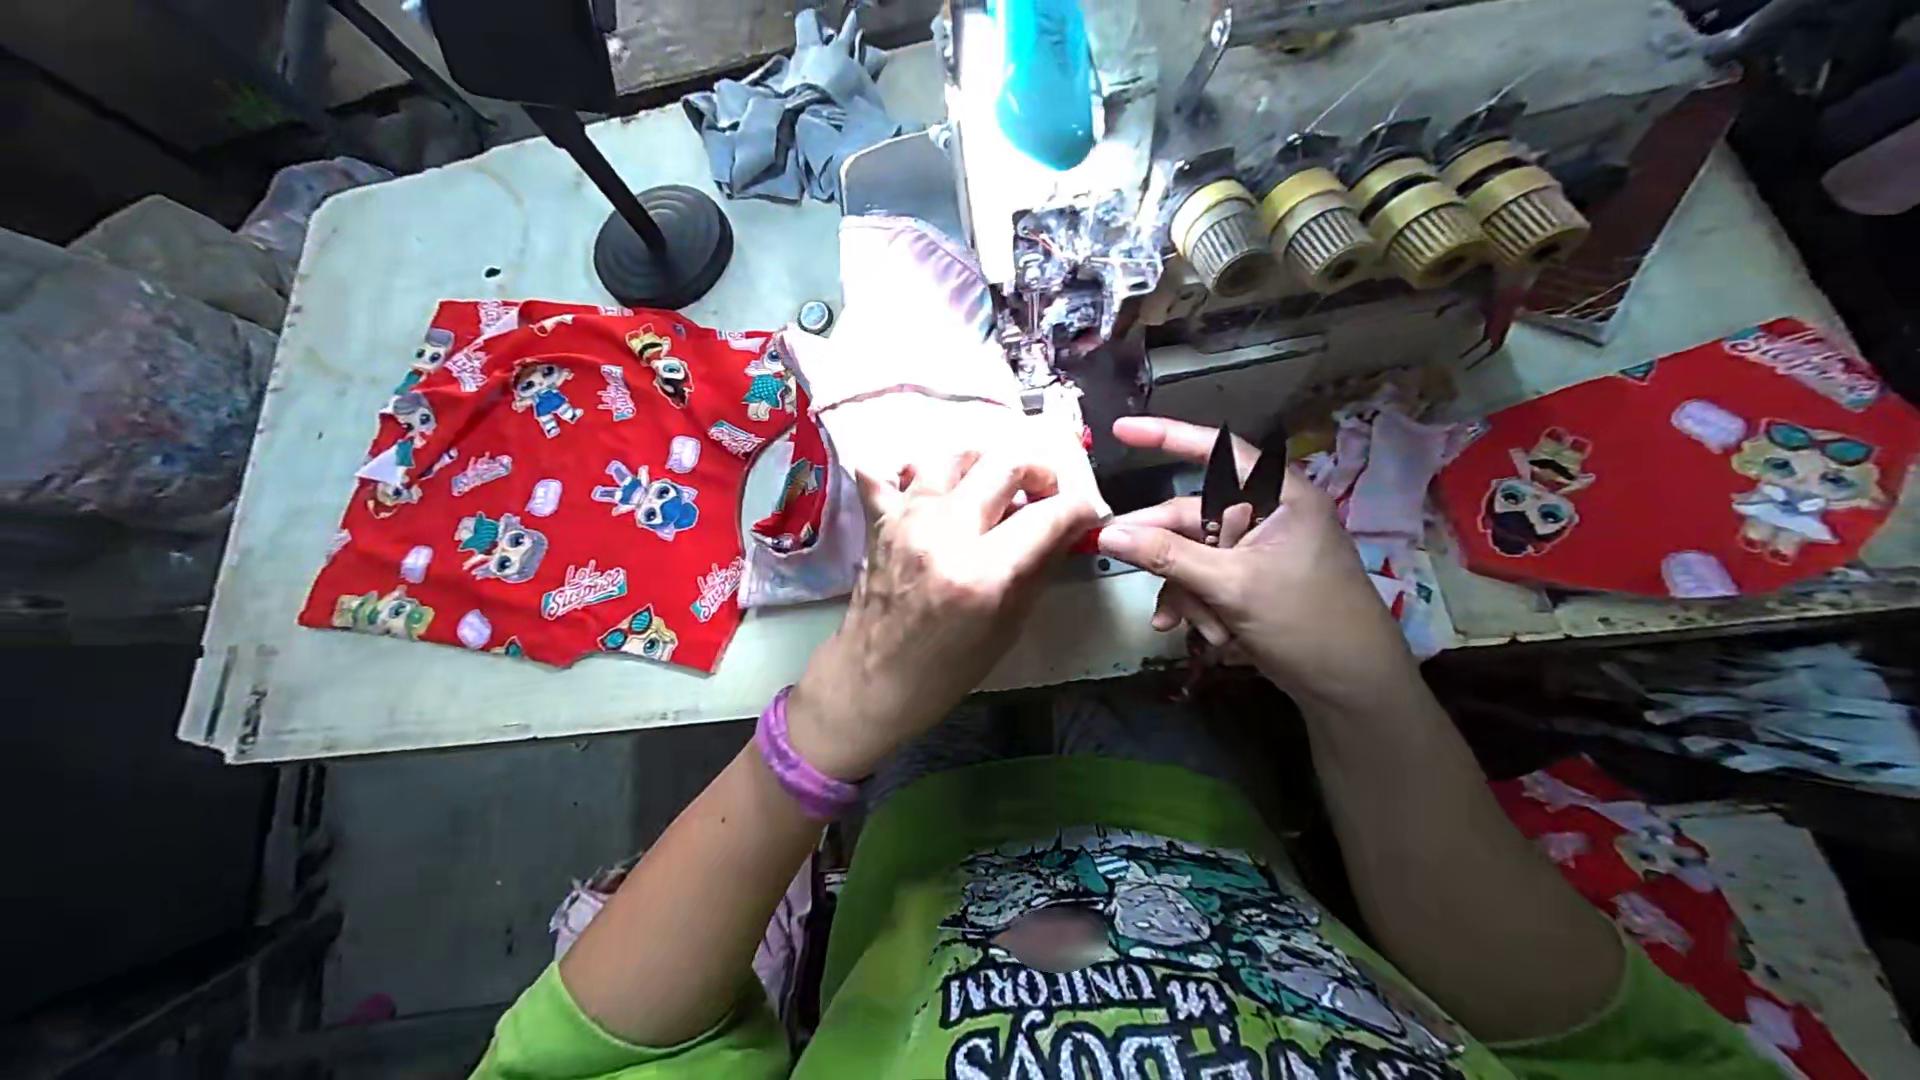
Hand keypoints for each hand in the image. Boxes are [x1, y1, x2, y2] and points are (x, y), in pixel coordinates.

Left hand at [786, 452, 1099, 779]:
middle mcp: (943, 533)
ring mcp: (907, 520)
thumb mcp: (1008, 627)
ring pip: (955, 456)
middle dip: (1039, 473)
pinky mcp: (881, 520)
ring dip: (985, 465)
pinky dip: (916, 473)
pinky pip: (891, 473)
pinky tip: (933, 491)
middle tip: (1045, 495)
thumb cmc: (946, 669)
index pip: (1046, 516)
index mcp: (981, 573)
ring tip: (995, 488)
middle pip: (1004, 466)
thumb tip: (1067, 529)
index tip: (1086, 512)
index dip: (1079, 508)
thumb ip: (1039, 569)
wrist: (873, 680)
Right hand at [1096, 416, 1419, 714]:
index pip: (1217, 452)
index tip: (1122, 430)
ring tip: (1192, 625)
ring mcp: (1255, 551)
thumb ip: (1166, 556)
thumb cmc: (1306, 621)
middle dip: (1166, 554)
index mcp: (1277, 497)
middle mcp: (1264, 516)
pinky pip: (1201, 579)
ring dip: (1183, 590)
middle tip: (1118, 559)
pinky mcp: (1247, 581)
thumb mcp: (1230, 586)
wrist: (1352, 688)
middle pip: (1190, 517)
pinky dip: (1191, 602)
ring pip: (1190, 554)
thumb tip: (1108, 534)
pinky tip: (1188, 629)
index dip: (1167, 436)